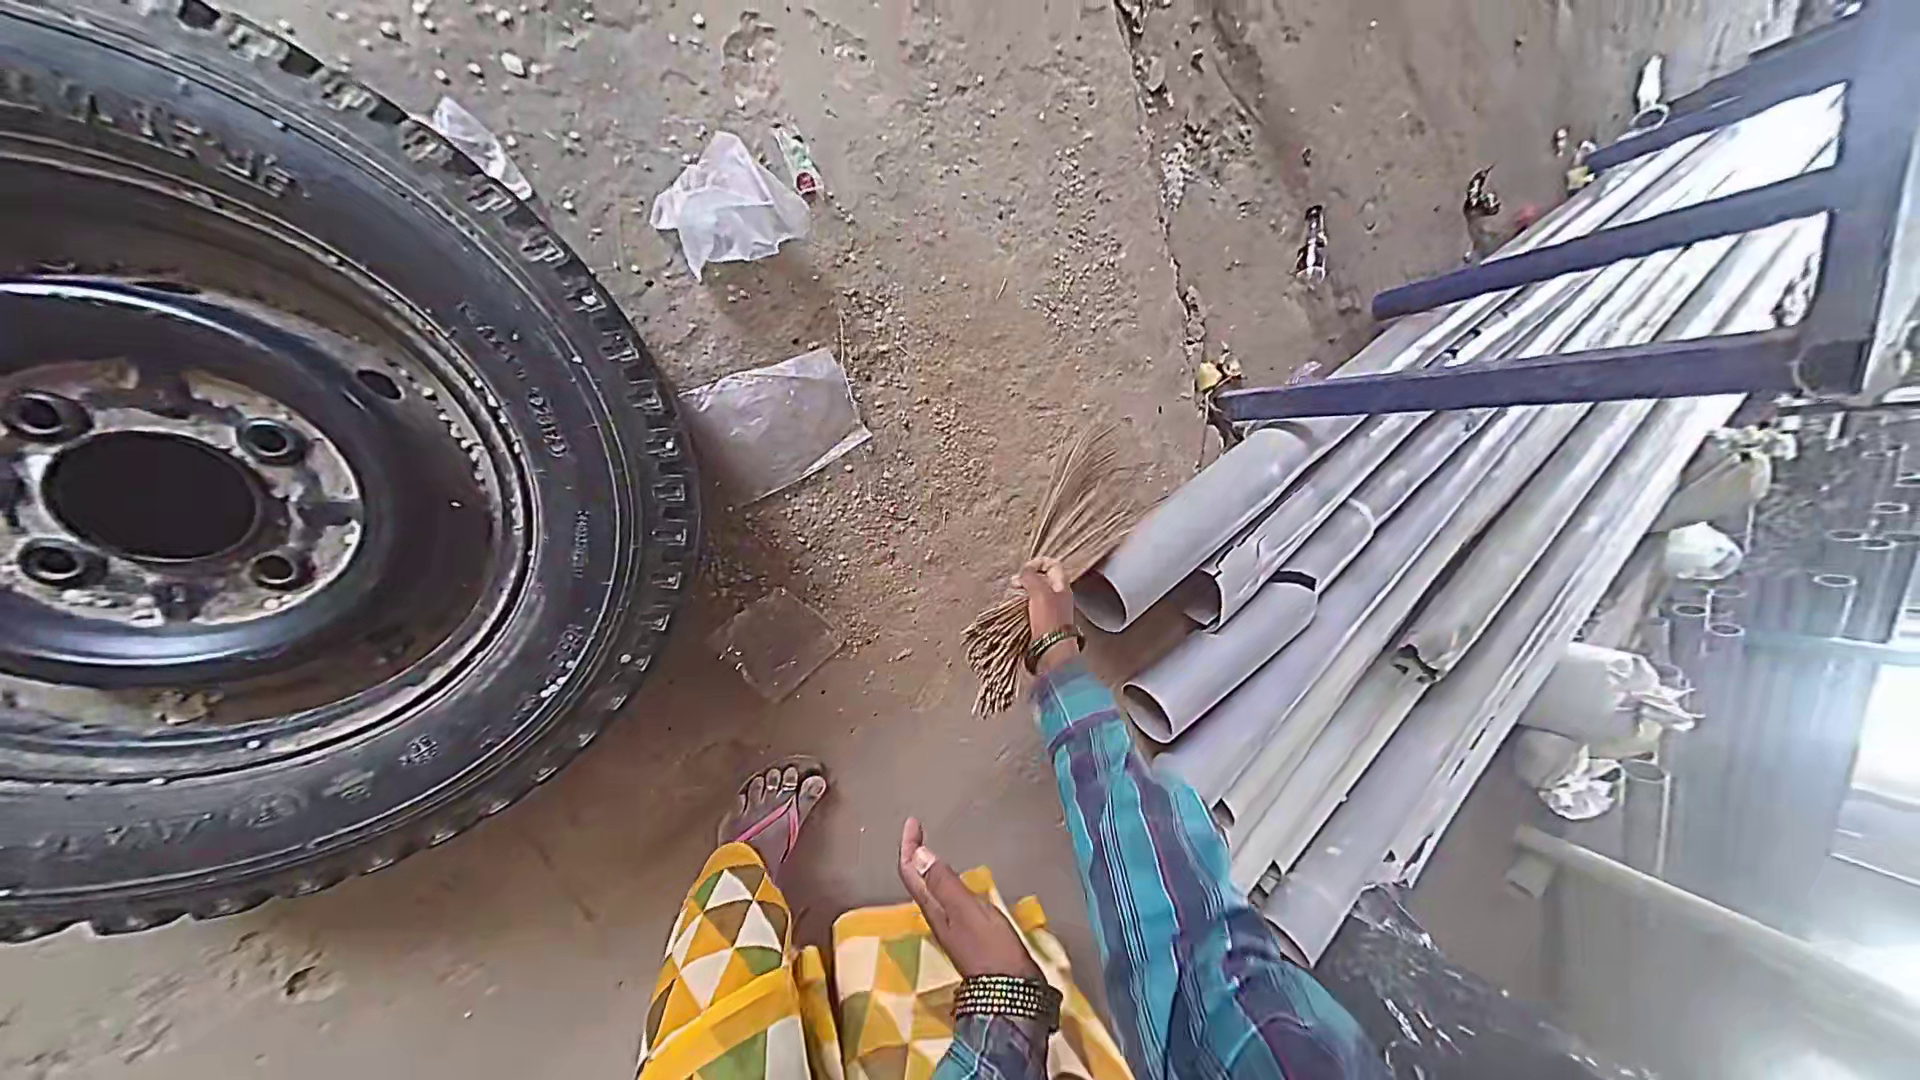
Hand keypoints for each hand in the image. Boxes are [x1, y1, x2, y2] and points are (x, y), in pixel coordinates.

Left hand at [897, 818, 1042, 979]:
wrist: (1012, 994)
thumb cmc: (990, 950)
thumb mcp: (966, 910)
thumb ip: (943, 882)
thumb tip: (918, 852)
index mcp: (934, 910)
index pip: (911, 873)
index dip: (909, 846)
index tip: (913, 823)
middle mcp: (939, 917)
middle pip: (918, 880)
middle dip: (915, 853)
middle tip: (918, 831)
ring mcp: (953, 926)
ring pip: (932, 889)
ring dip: (929, 867)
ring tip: (931, 849)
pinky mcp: (970, 930)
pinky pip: (948, 897)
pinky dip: (946, 880)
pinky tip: (957, 879)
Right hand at [1012, 557, 1079, 670]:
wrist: (1051, 650)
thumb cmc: (1049, 620)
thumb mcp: (1040, 592)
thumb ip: (1031, 577)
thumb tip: (1024, 572)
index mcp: (1062, 586)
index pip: (1053, 564)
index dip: (1038, 563)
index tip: (1025, 570)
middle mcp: (1058, 596)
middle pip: (1043, 578)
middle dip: (1027, 577)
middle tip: (1016, 584)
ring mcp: (1051, 609)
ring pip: (1036, 592)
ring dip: (1023, 591)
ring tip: (1013, 595)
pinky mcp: (1042, 621)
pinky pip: (1032, 605)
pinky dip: (1023, 603)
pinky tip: (1015, 608)